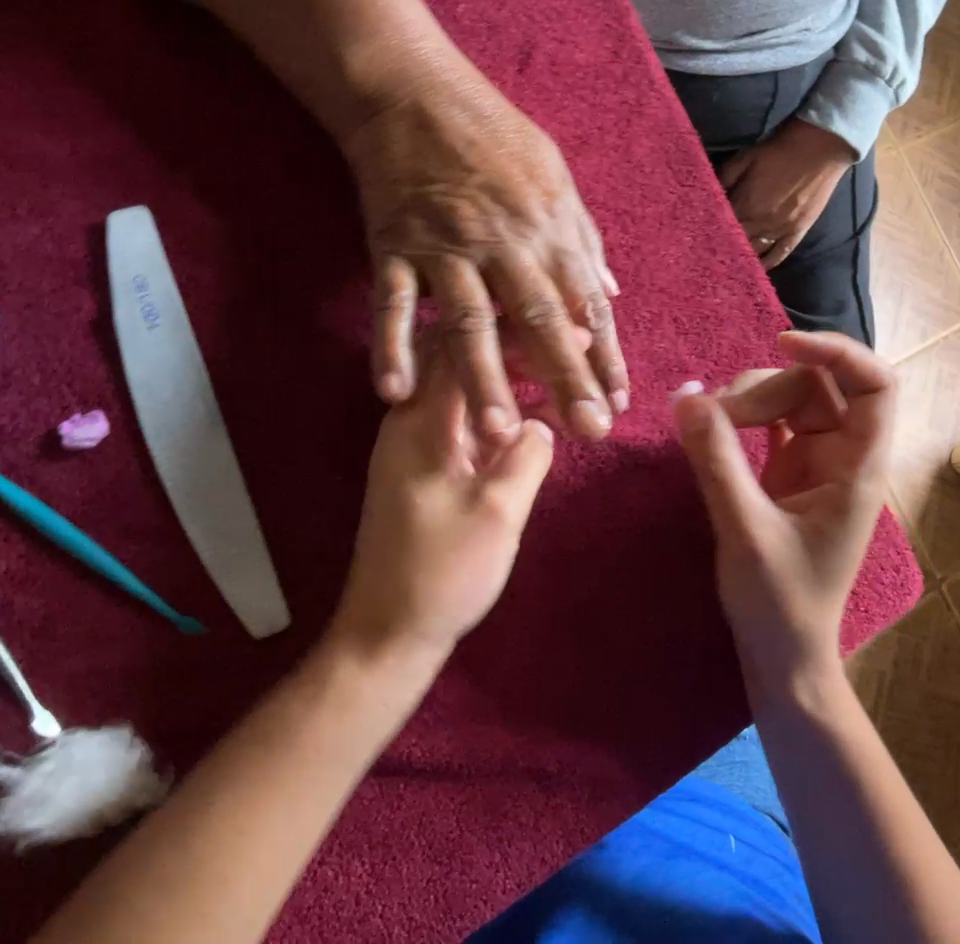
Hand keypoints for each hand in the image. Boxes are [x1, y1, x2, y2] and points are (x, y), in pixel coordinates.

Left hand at [332, 341, 555, 658]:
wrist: (388, 630)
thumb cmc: (441, 572)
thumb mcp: (497, 512)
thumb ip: (526, 455)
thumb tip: (542, 422)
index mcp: (420, 422)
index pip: (467, 348)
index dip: (520, 332)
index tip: (570, 330)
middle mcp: (411, 422)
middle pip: (463, 359)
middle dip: (517, 347)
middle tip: (572, 347)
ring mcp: (415, 446)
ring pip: (466, 390)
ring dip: (512, 380)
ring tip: (563, 378)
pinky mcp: (425, 470)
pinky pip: (465, 423)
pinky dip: (501, 415)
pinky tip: (538, 422)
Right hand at [343, 70, 628, 443]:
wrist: (413, 93)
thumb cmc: (492, 135)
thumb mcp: (555, 176)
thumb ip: (582, 239)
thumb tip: (609, 296)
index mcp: (548, 228)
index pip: (585, 303)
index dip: (604, 355)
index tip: (618, 403)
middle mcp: (504, 244)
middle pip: (540, 320)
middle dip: (567, 379)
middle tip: (588, 433)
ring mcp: (446, 249)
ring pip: (470, 322)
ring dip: (486, 379)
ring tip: (499, 431)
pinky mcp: (394, 248)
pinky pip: (393, 305)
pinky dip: (392, 347)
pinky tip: (396, 394)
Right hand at [672, 332, 895, 680]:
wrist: (783, 653)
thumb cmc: (779, 602)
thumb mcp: (744, 530)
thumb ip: (717, 461)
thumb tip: (685, 396)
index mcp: (857, 468)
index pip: (876, 384)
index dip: (837, 352)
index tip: (780, 345)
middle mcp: (843, 458)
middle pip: (815, 386)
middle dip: (761, 388)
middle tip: (710, 419)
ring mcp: (816, 465)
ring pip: (788, 401)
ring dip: (745, 402)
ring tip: (702, 429)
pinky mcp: (788, 476)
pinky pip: (771, 425)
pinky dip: (742, 419)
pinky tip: (712, 427)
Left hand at [718, 119, 856, 268]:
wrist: (819, 147)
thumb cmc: (778, 150)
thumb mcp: (744, 157)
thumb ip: (723, 178)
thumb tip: (708, 196)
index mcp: (745, 204)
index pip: (720, 225)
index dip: (710, 230)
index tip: (699, 236)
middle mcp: (760, 222)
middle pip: (736, 241)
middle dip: (723, 245)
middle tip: (710, 252)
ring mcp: (780, 230)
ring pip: (755, 250)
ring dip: (742, 257)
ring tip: (728, 264)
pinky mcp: (797, 232)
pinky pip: (779, 254)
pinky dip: (767, 264)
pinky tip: (757, 269)